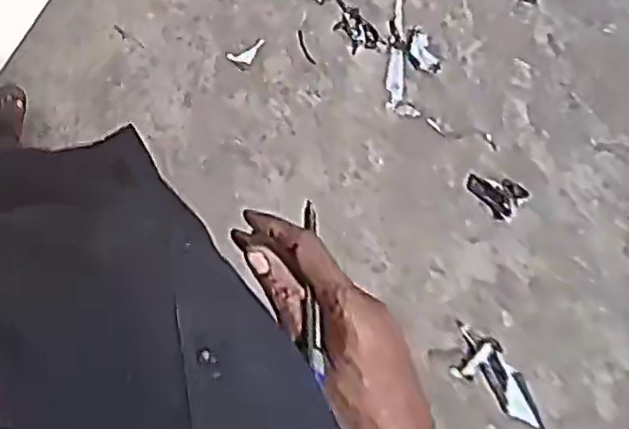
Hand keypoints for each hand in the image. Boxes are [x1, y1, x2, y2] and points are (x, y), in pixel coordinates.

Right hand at [233, 210, 432, 428]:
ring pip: (326, 282)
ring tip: (262, 265)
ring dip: (293, 271)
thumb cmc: (357, 421)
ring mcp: (381, 323)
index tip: (248, 219)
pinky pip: (339, 302)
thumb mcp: (307, 359)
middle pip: (315, 262)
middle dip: (278, 248)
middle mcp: (371, 306)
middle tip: (245, 240)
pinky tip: (294, 299)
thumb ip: (284, 304)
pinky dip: (312, 292)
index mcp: (353, 305)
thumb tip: (259, 256)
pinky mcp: (383, 340)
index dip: (273, 227)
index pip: (306, 246)